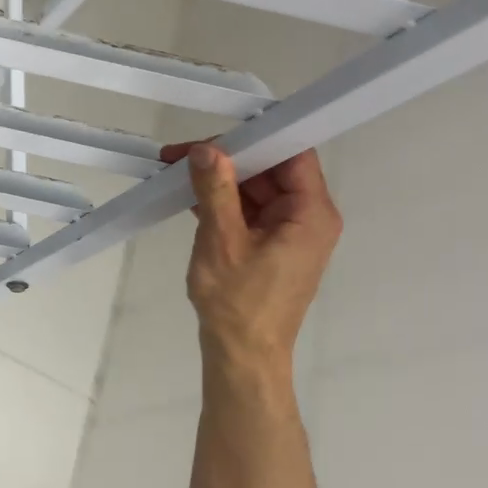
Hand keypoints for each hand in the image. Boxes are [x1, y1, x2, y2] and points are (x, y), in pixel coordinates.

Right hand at [162, 141, 341, 368]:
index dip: (255, 139)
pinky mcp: (270, 246)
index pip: (293, 156)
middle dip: (228, 159)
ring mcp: (290, 233)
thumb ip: (217, 192)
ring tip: (176, 174)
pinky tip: (189, 197)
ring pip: (257, 191)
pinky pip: (249, 212)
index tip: (211, 137)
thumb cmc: (237, 299)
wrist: (243, 350)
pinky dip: (222, 202)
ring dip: (220, 181)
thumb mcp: (221, 240)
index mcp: (311, 214)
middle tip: (178, 156)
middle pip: (273, 171)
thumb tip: (209, 150)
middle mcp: (308, 218)